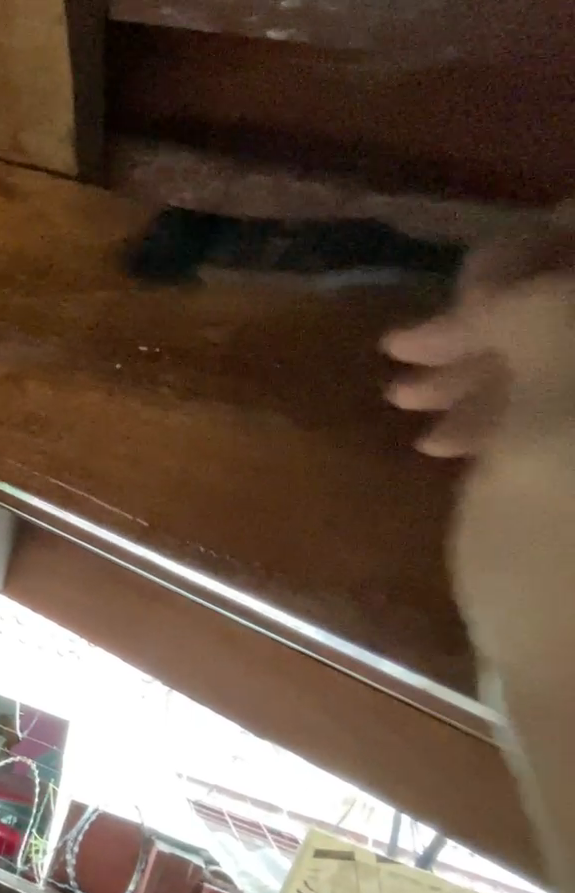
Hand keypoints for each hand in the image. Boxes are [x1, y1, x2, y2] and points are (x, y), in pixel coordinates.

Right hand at [384, 214, 574, 892]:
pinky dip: (515, 403)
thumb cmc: (570, 565)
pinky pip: (566, 398)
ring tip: (412, 402)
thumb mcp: (556, 433)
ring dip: (500, 361)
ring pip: (574, 353)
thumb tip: (506, 255)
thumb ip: (544, 319)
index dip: (543, 256)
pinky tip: (453, 433)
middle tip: (406, 356)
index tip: (452, 292)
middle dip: (509, 315)